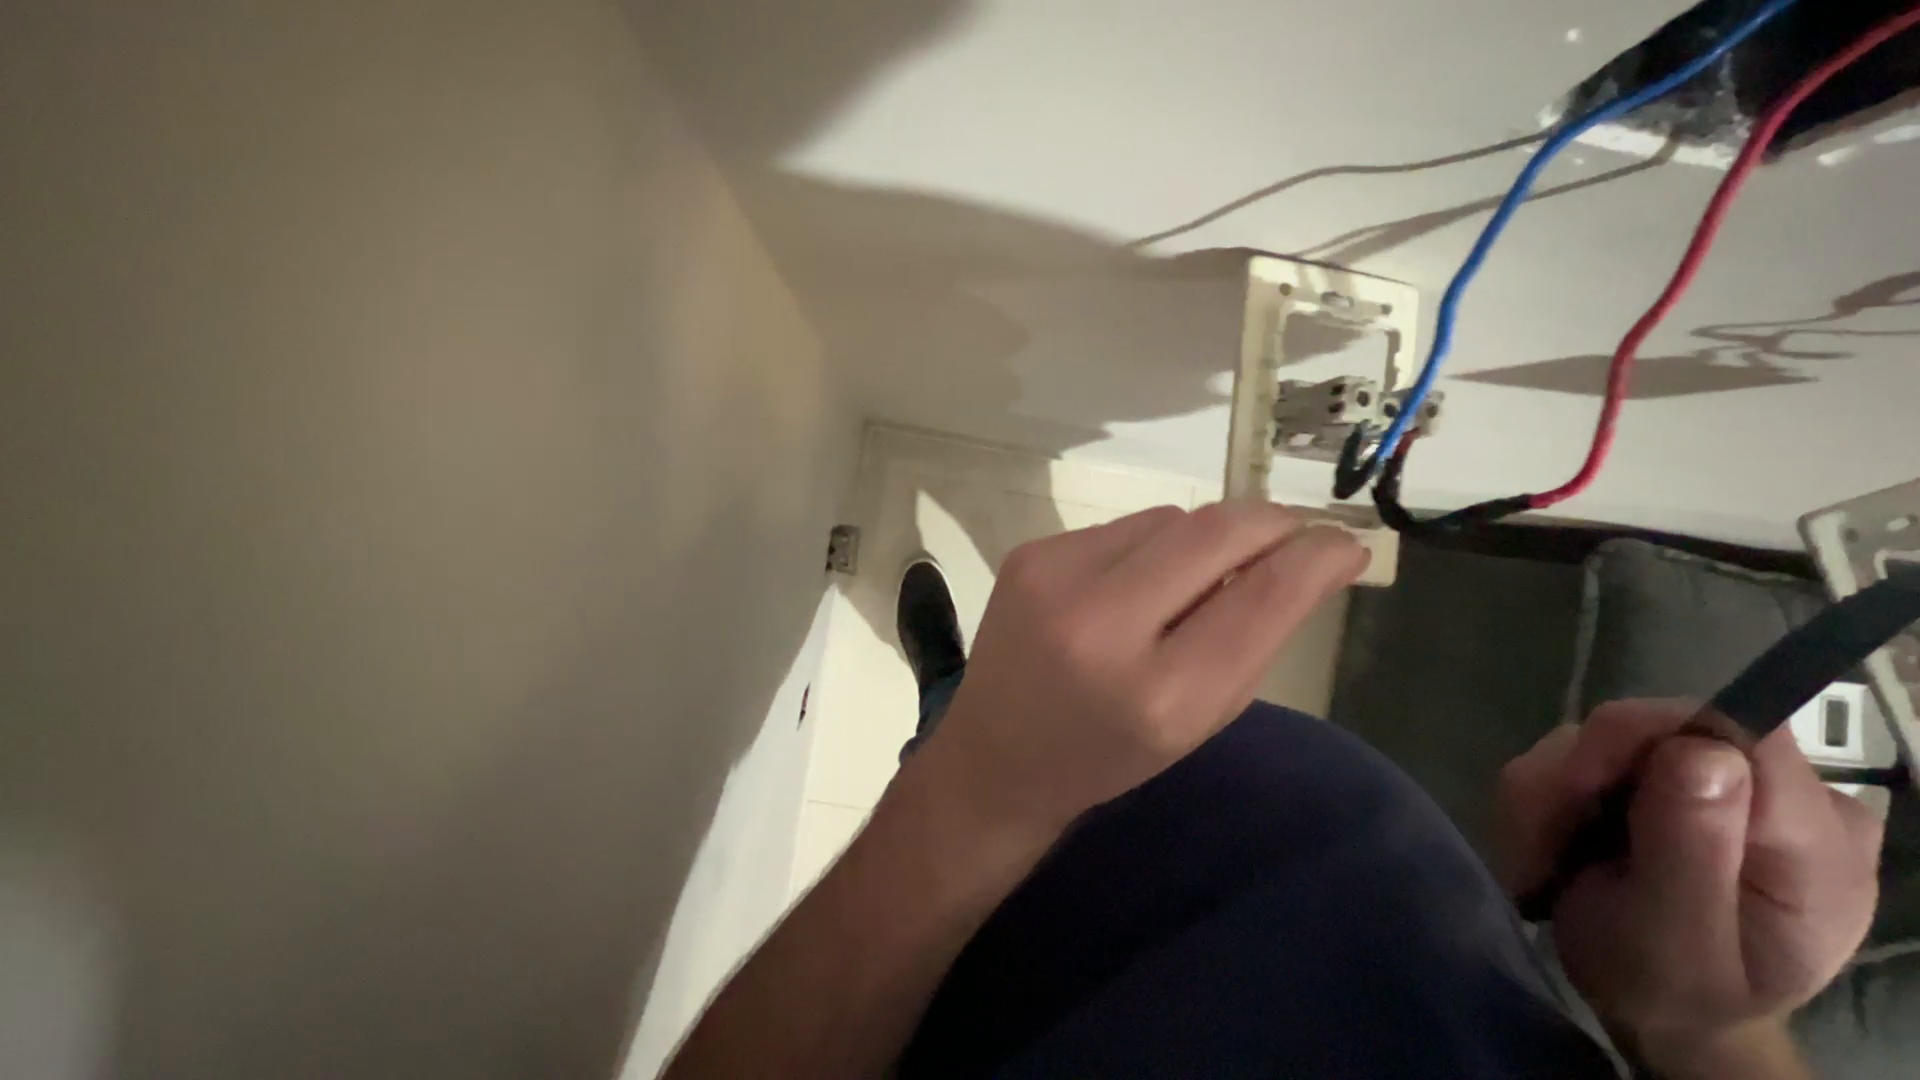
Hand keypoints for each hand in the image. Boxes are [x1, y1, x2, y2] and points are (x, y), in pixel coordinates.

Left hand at [910, 502, 1366, 837]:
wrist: (996, 757)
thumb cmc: (1109, 755)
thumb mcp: (1197, 722)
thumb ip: (1253, 642)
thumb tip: (1306, 557)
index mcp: (1158, 695)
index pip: (1260, 598)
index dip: (1316, 558)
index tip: (1345, 543)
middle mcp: (1101, 625)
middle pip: (1215, 532)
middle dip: (1272, 523)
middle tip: (1299, 533)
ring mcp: (1055, 578)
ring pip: (1169, 518)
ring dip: (1205, 537)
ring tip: (1200, 576)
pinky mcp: (1030, 553)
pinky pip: (1123, 527)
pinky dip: (1151, 546)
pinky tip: (1138, 581)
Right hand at [1500, 700, 1881, 1074]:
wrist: (1650, 1007)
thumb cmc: (1673, 989)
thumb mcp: (1678, 938)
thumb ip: (1694, 849)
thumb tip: (1702, 752)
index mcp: (1812, 834)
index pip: (1734, 731)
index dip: (1643, 736)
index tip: (1577, 786)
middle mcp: (1766, 789)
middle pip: (1649, 726)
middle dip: (1574, 777)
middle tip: (1544, 842)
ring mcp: (1702, 776)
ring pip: (1594, 738)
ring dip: (1547, 794)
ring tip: (1541, 858)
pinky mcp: (1649, 774)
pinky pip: (1571, 752)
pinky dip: (1542, 798)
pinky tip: (1547, 845)